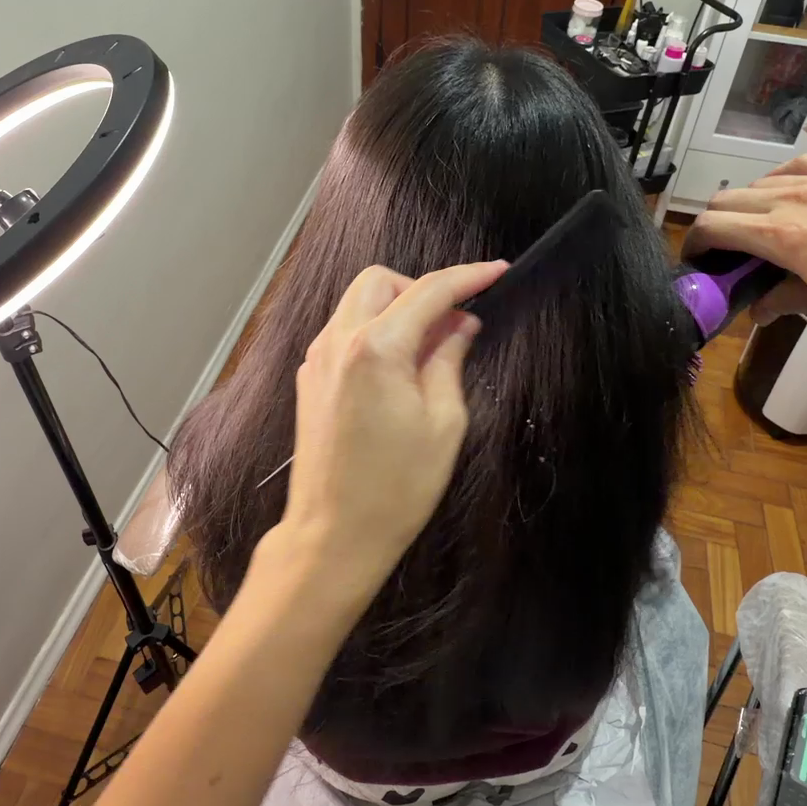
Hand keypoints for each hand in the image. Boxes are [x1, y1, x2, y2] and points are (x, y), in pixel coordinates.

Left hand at [273, 260, 507, 593]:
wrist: (332, 534)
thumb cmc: (396, 488)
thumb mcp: (444, 423)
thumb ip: (450, 360)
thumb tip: (460, 325)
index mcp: (375, 348)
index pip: (429, 291)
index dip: (468, 276)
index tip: (498, 271)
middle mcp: (337, 341)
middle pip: (380, 280)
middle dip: (420, 289)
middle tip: (452, 323)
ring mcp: (317, 358)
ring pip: (357, 302)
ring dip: (396, 309)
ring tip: (429, 349)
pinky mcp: (309, 378)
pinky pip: (344, 331)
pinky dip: (374, 331)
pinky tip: (397, 368)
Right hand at [684, 155, 806, 327]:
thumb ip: (784, 300)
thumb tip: (756, 308)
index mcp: (782, 235)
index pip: (713, 227)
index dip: (694, 244)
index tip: (697, 261)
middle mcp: (793, 198)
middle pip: (726, 199)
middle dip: (715, 225)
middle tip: (726, 251)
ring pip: (758, 181)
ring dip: (747, 204)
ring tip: (763, 228)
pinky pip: (796, 167)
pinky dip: (780, 183)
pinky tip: (793, 198)